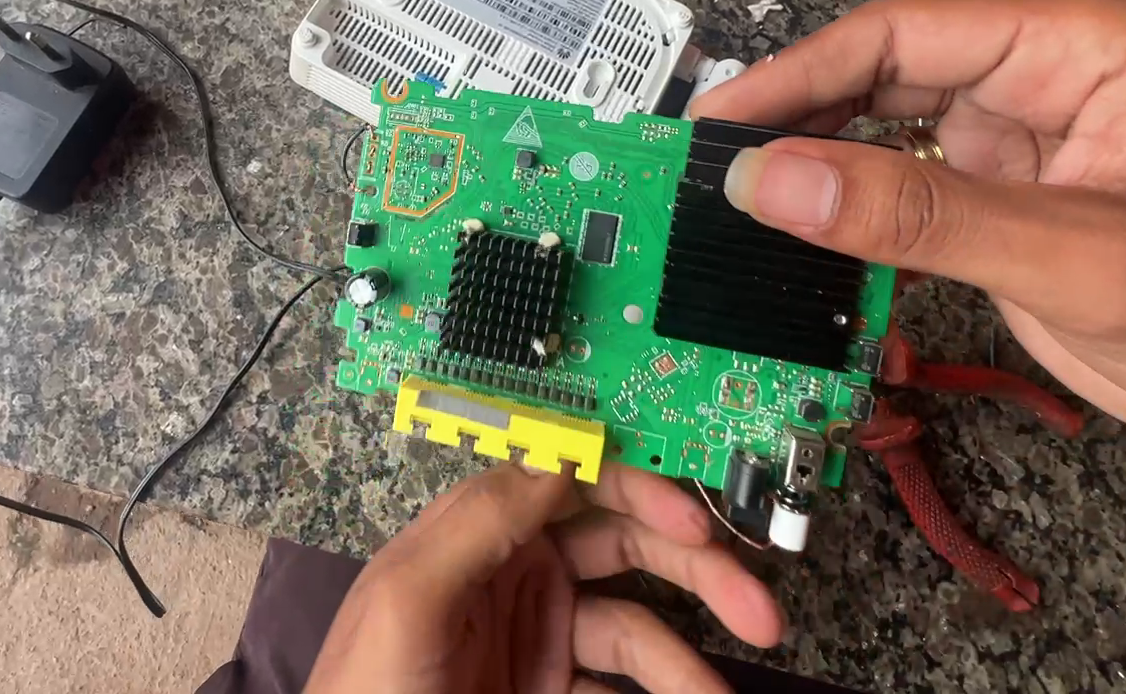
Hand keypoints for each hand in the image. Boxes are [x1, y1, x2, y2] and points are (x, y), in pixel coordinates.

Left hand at [303, 463, 782, 693]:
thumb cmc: (370, 683)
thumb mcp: (410, 593)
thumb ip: (480, 519)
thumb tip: (558, 455)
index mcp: (484, 526)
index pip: (572, 483)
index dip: (636, 488)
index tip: (692, 520)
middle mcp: (520, 567)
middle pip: (619, 543)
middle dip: (689, 565)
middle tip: (755, 605)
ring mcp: (539, 631)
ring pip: (633, 622)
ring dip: (686, 657)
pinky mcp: (550, 687)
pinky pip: (619, 686)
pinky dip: (664, 692)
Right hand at [689, 0, 1125, 470]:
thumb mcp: (1086, 264)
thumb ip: (919, 218)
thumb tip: (770, 182)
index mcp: (1089, 48)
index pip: (903, 35)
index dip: (796, 74)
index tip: (719, 123)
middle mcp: (1044, 77)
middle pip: (879, 73)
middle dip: (789, 114)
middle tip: (711, 160)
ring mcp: (1017, 135)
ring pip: (877, 123)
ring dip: (807, 154)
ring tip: (737, 187)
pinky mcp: (997, 188)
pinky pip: (894, 177)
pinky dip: (839, 197)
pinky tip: (797, 217)